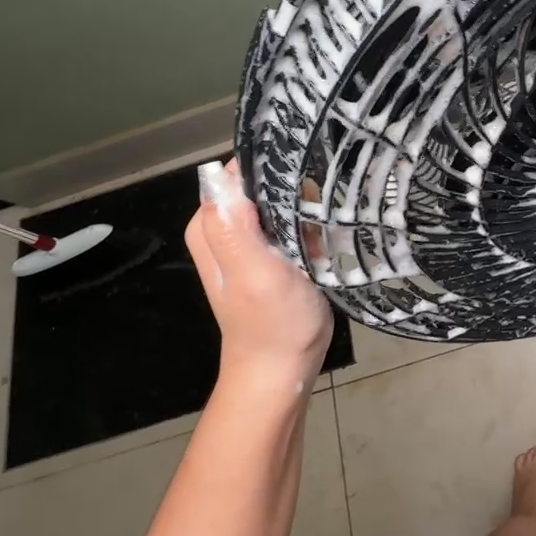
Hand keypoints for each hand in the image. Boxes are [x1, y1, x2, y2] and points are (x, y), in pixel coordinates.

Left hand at [187, 160, 333, 393]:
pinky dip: (309, 223)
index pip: (236, 171)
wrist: (284, 369)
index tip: (301, 177)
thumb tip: (219, 176)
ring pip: (281, 197)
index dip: (269, 166)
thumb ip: (233, 229)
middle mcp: (225, 226)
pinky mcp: (273, 252)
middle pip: (261, 179)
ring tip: (322, 227)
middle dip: (292, 187)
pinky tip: (323, 238)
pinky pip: (292, 218)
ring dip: (305, 206)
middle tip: (315, 212)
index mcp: (211, 225)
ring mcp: (250, 239)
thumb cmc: (272, 323)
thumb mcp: (252, 274)